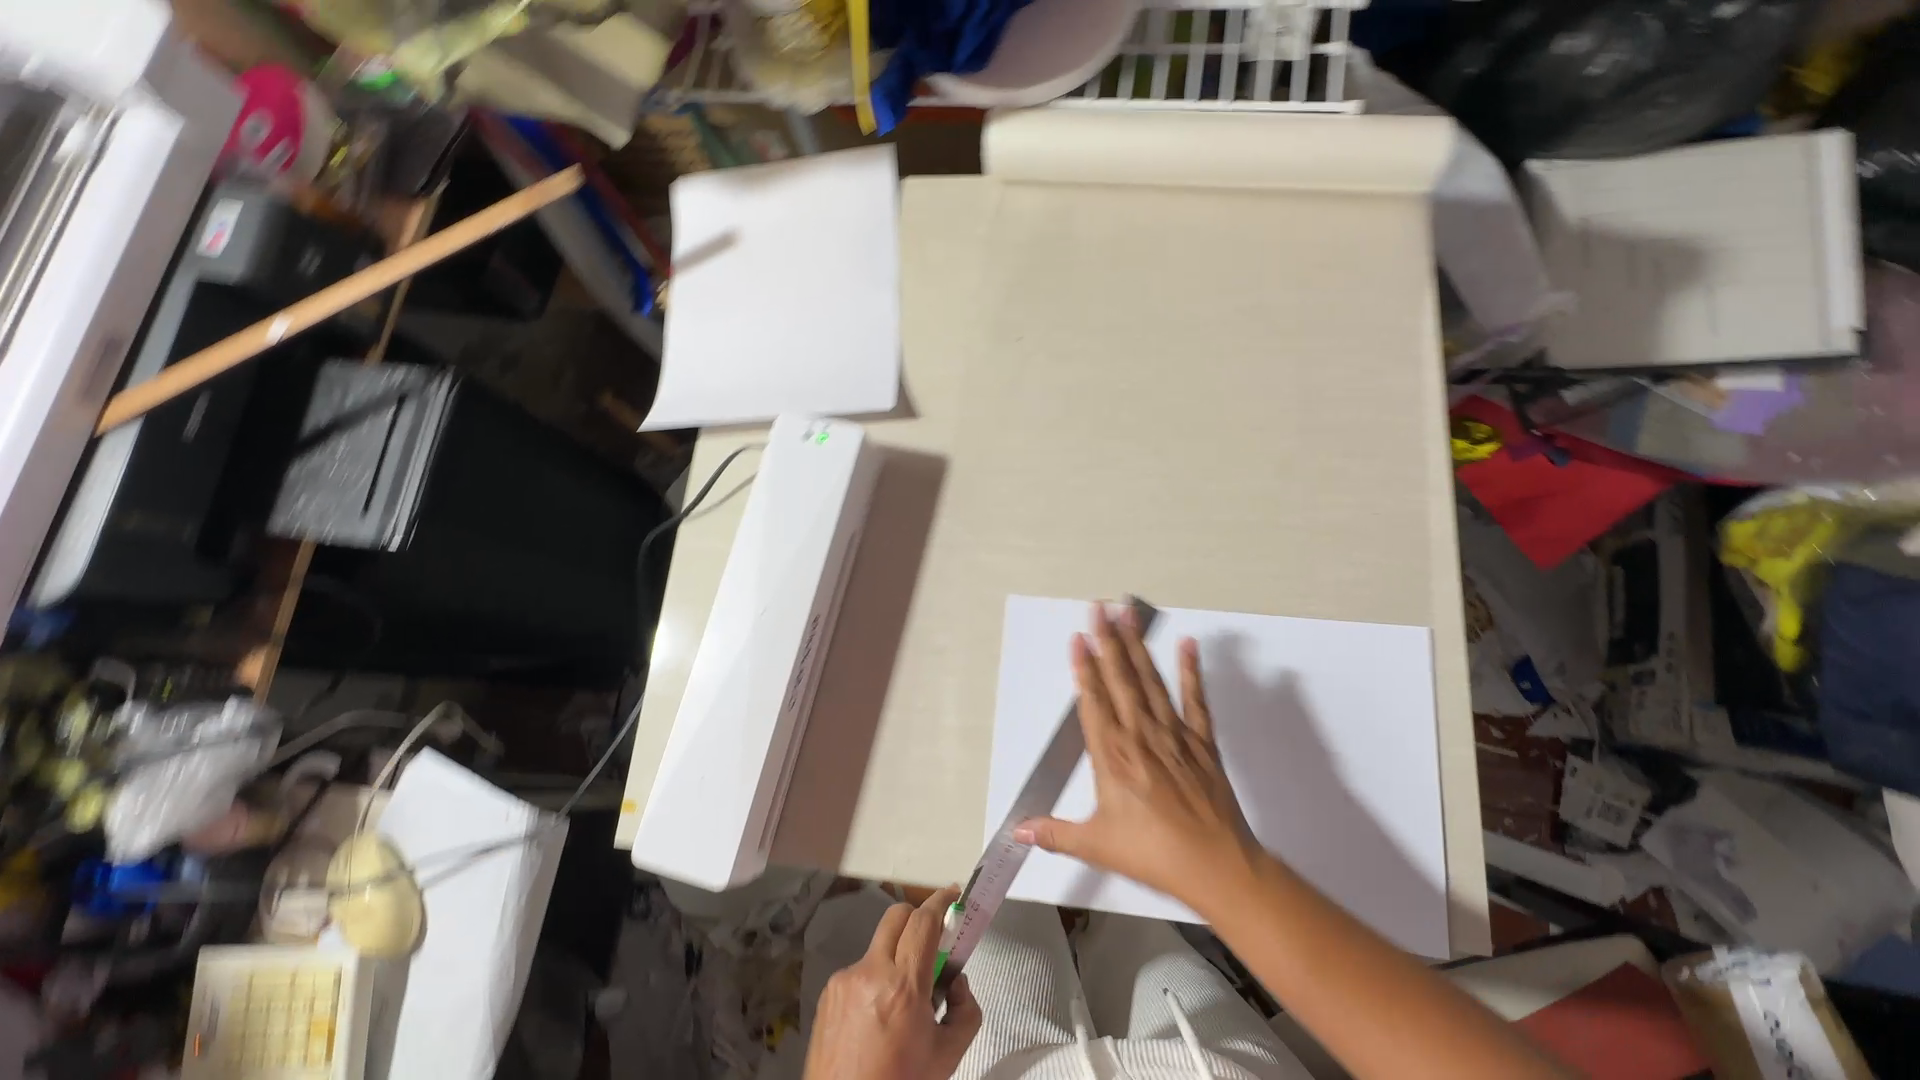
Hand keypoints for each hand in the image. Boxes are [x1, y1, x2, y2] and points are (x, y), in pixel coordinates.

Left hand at [803, 887, 981, 1079]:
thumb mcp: (948, 1055)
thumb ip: (966, 1011)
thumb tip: (956, 980)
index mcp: (904, 986)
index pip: (924, 923)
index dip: (941, 902)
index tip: (954, 895)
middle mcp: (870, 973)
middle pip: (896, 917)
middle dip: (918, 918)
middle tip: (933, 940)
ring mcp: (844, 981)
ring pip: (878, 947)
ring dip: (896, 956)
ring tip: (902, 1000)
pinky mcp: (827, 993)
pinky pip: (859, 972)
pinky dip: (875, 980)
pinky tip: (877, 1017)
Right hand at [1015, 604, 1265, 907]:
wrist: (1215, 865)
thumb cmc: (1152, 854)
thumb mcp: (1095, 845)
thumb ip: (1054, 833)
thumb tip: (1016, 833)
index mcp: (1112, 756)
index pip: (1093, 701)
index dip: (1084, 668)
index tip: (1078, 638)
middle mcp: (1140, 736)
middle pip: (1121, 680)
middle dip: (1107, 642)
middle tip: (1099, 607)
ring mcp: (1174, 736)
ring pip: (1151, 682)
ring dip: (1138, 647)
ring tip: (1128, 616)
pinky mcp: (1202, 744)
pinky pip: (1195, 700)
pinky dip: (1192, 672)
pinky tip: (1187, 646)